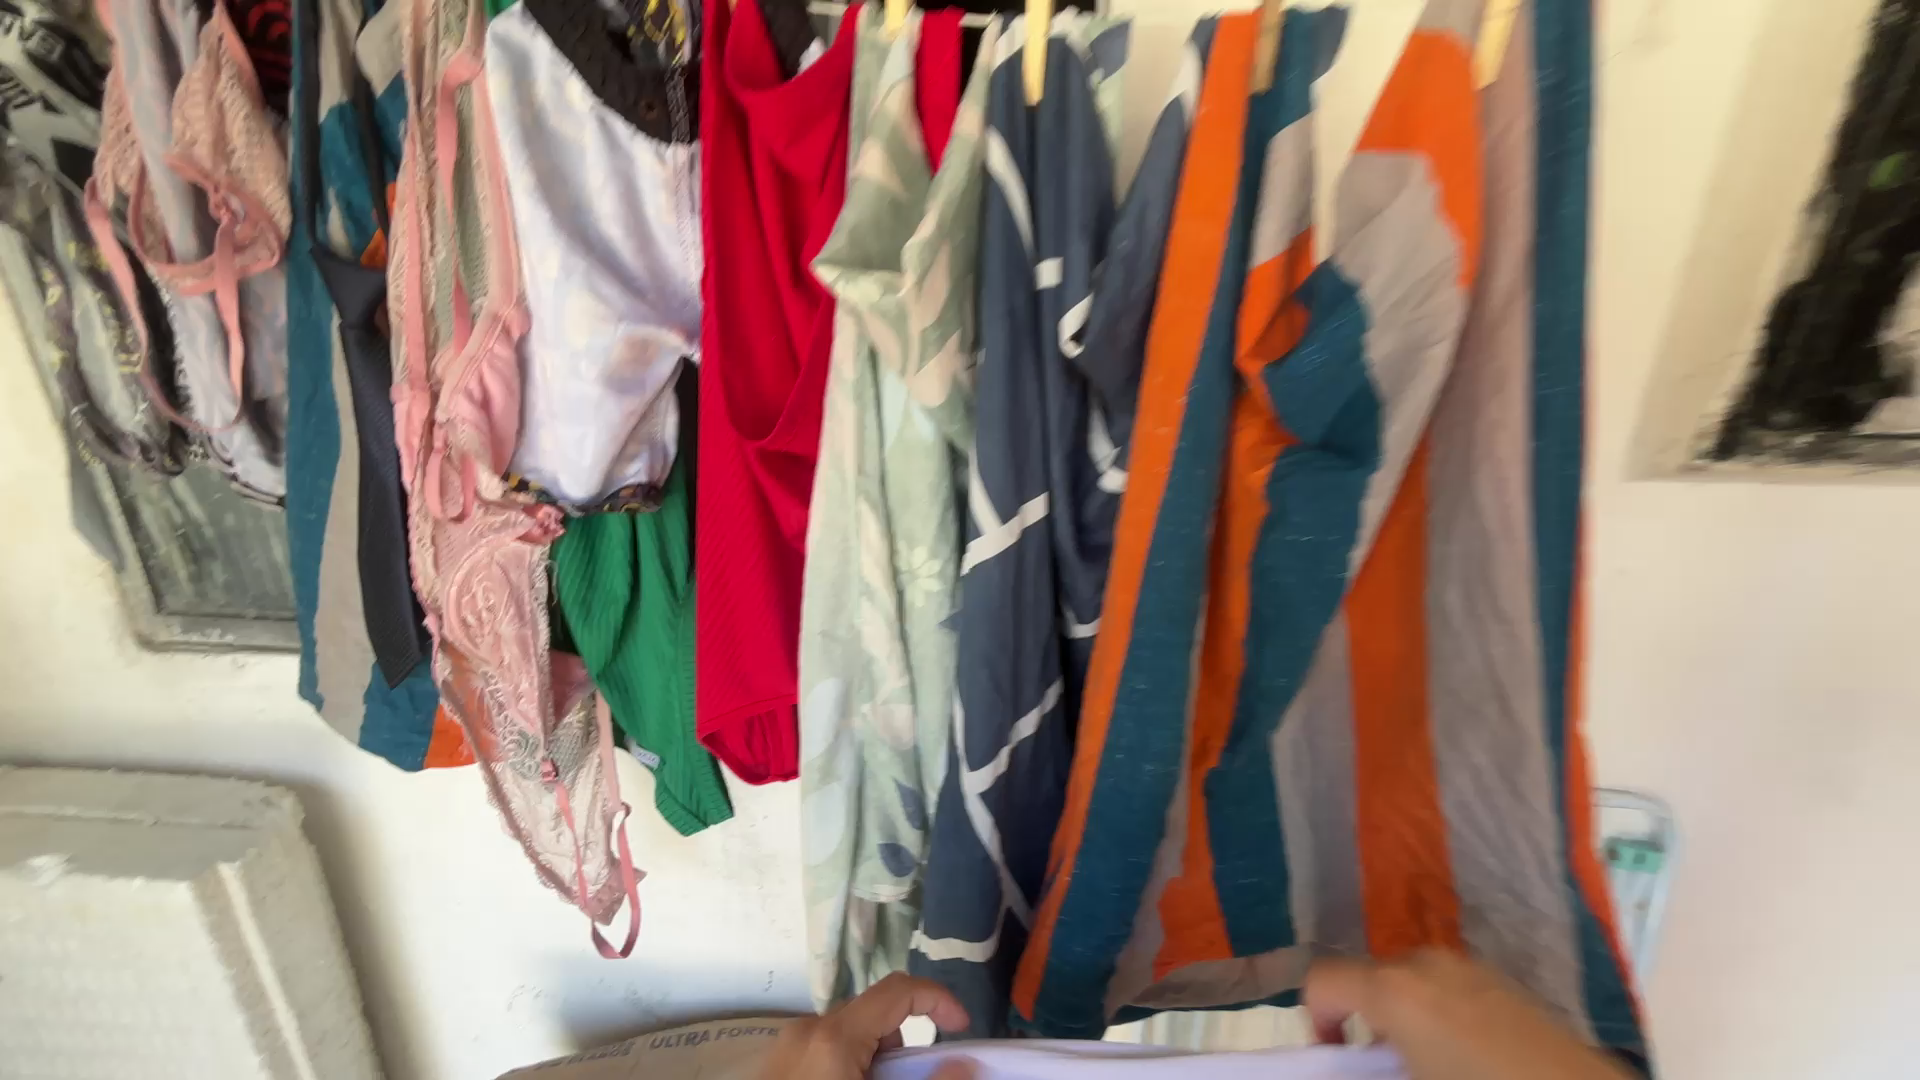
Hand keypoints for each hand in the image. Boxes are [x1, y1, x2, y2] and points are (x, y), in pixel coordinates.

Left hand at [759, 973, 973, 1079]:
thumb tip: (965, 1065)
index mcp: (834, 1037)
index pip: (898, 991)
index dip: (938, 1001)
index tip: (963, 1031)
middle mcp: (808, 1031)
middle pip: (874, 1014)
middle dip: (905, 1045)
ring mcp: (786, 1049)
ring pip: (850, 1035)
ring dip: (877, 1061)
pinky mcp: (775, 1069)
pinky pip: (826, 1052)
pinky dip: (850, 1069)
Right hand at [1304, 949, 1634, 1079]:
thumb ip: (1374, 1071)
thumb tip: (1361, 1066)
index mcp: (1391, 989)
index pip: (1321, 979)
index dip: (1316, 1019)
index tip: (1340, 1062)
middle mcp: (1421, 963)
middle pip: (1365, 978)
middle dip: (1364, 1023)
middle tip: (1389, 1073)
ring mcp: (1467, 968)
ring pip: (1409, 983)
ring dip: (1404, 1020)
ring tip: (1434, 1069)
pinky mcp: (1505, 983)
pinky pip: (1448, 990)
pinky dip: (1441, 1017)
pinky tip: (1474, 1061)